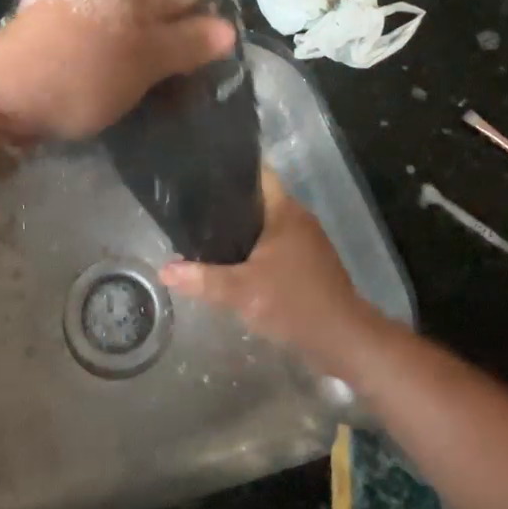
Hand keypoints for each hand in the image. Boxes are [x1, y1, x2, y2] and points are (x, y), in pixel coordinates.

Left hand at [0, 0, 236, 139]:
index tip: (199, 65)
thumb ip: (189, 44)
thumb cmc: (84, 75)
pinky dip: (109, 44)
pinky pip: (98, 24)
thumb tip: (228, 29)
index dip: (202, 25)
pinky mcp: (51, 13)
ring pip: (126, 13)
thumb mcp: (146, 64)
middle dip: (170, 34)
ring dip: (138, 42)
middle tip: (171, 78)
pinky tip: (101, 72)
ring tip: (138, 80)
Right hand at [160, 165, 384, 373]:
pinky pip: (275, 245)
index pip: (258, 173)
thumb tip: (164, 269)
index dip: (231, 169)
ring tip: (204, 233)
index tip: (201, 172)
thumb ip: (203, 279)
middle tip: (193, 207)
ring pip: (266, 224)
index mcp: (285, 211)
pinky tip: (232, 262)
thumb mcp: (242, 292)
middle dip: (228, 203)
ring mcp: (306, 242)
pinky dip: (254, 249)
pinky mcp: (307, 264)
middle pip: (259, 199)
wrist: (343, 340)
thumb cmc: (294, 303)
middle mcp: (298, 219)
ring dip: (241, 229)